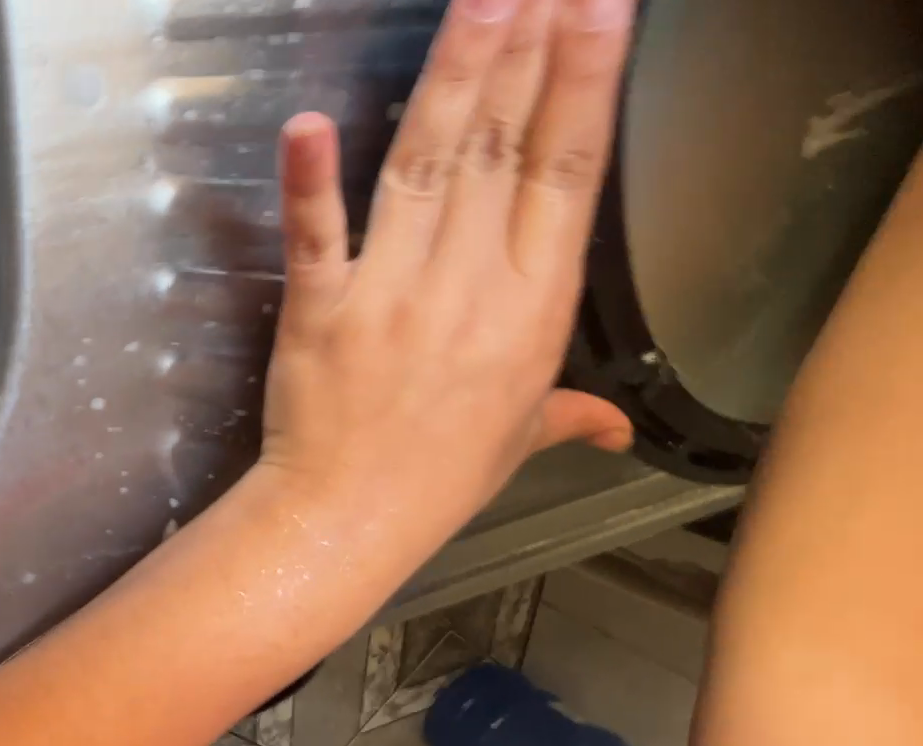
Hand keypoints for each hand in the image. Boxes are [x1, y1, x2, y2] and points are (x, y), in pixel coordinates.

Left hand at [259, 0, 637, 556]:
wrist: (347, 517)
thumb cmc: (433, 480)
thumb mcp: (515, 439)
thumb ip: (566, 411)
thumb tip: (613, 423)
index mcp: (534, 308)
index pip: (568, 173)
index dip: (585, 86)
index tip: (599, 10)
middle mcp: (470, 287)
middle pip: (504, 150)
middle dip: (528, 54)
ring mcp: (390, 296)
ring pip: (428, 168)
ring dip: (454, 78)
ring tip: (483, 0)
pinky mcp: (318, 313)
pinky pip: (317, 237)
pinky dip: (310, 183)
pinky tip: (309, 123)